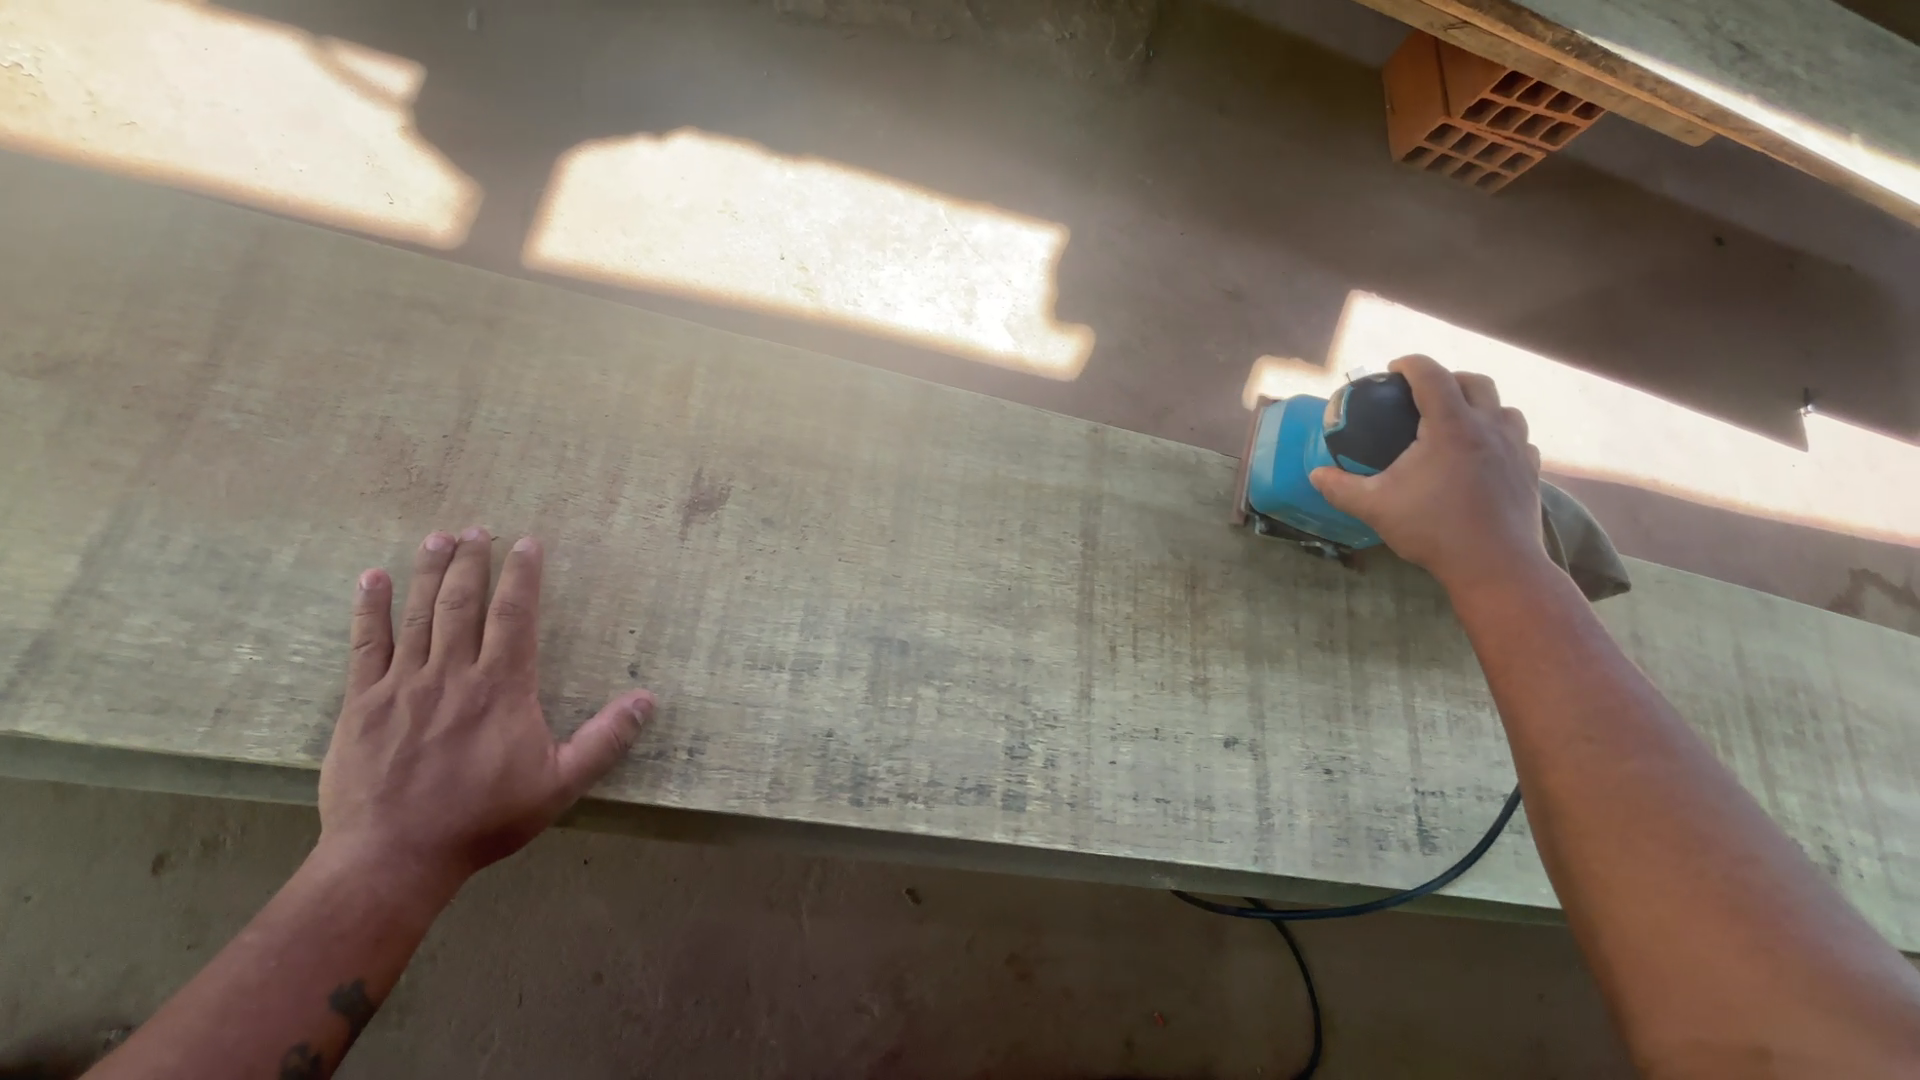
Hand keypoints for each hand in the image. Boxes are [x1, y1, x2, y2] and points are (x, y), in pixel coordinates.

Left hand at [318, 528, 653, 891]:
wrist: (393, 856)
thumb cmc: (484, 818)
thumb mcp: (561, 783)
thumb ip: (605, 739)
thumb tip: (648, 700)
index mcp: (502, 688)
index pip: (514, 616)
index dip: (522, 576)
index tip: (526, 543)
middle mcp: (453, 674)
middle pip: (464, 603)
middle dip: (473, 561)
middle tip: (478, 529)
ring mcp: (403, 685)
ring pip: (419, 614)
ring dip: (431, 572)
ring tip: (439, 537)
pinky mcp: (363, 703)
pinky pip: (367, 644)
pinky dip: (371, 608)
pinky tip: (374, 578)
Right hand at [1310, 355, 1548, 592]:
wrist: (1495, 564)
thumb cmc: (1432, 529)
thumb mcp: (1375, 507)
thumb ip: (1341, 488)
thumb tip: (1316, 474)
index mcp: (1450, 426)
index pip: (1431, 375)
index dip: (1411, 365)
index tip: (1393, 370)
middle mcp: (1488, 427)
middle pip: (1475, 381)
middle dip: (1448, 378)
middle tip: (1424, 394)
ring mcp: (1515, 447)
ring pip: (1504, 407)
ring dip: (1480, 405)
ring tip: (1458, 422)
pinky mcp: (1530, 470)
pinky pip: (1518, 438)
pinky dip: (1499, 435)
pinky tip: (1483, 455)